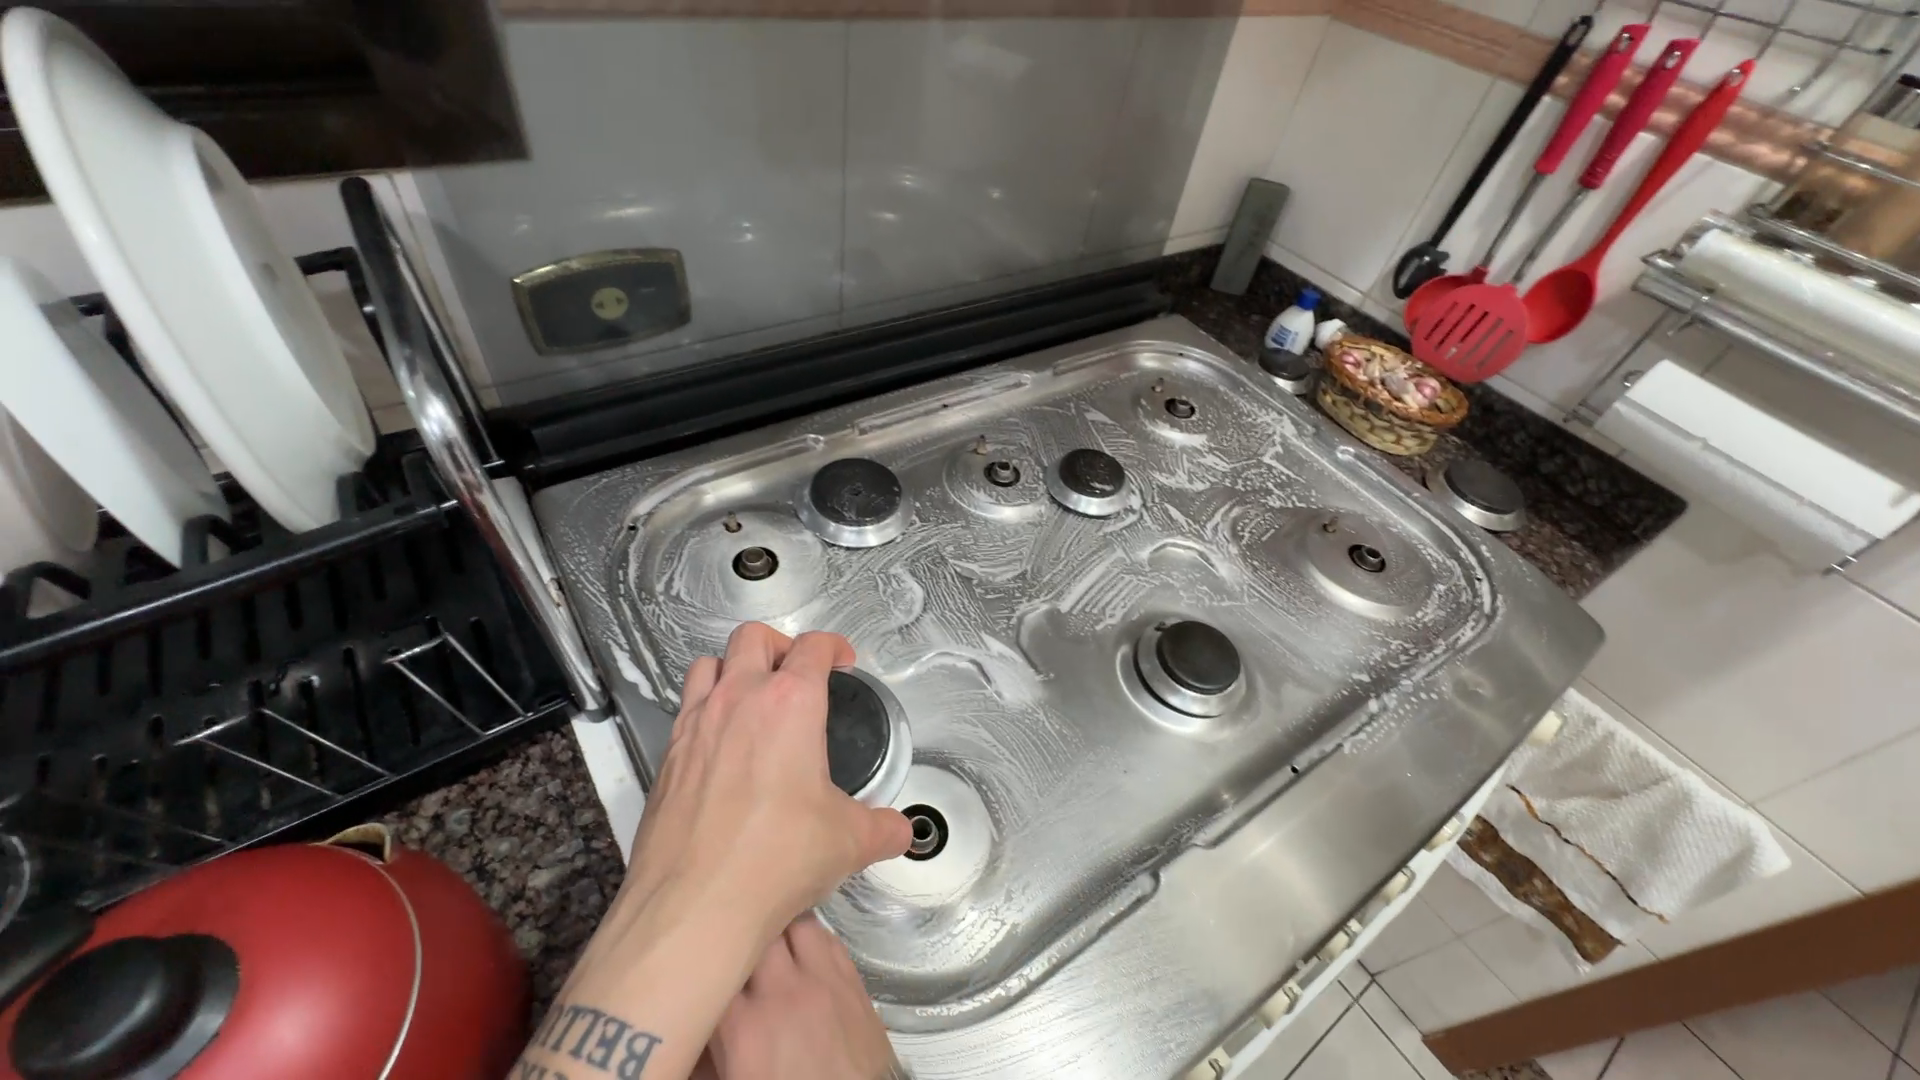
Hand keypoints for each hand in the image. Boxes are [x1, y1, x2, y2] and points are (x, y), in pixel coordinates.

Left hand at [624, 622, 912, 949]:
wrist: (695, 906)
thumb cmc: (773, 860)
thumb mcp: (848, 841)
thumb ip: (882, 827)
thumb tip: (898, 830)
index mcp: (790, 704)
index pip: (813, 648)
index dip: (833, 647)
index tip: (841, 659)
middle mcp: (739, 700)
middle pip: (754, 638)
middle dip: (781, 645)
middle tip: (798, 670)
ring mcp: (696, 725)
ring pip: (709, 664)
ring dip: (734, 667)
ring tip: (753, 694)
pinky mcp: (668, 757)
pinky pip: (685, 709)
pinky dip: (706, 708)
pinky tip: (722, 744)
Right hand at [701, 915, 903, 1079]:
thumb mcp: (735, 1078)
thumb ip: (714, 1052)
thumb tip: (702, 1025)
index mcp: (745, 1029)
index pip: (714, 971)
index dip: (707, 964)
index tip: (703, 965)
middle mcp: (783, 994)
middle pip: (756, 936)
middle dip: (744, 937)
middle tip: (736, 945)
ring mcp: (822, 983)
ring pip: (795, 924)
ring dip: (780, 929)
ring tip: (771, 940)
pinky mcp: (852, 982)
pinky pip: (828, 939)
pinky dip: (812, 939)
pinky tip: (804, 950)